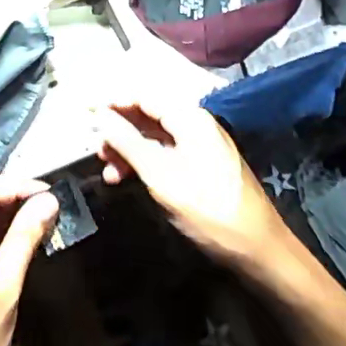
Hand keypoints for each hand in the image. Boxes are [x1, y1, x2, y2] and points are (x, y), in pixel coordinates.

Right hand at [94, 91, 285, 269]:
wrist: (259, 250)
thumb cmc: (208, 209)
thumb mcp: (161, 176)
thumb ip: (128, 143)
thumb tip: (101, 116)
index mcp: (190, 118)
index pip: (144, 95)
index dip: (113, 101)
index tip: (87, 110)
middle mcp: (196, 124)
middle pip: (149, 114)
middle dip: (119, 129)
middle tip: (96, 148)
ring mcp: (201, 145)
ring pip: (155, 136)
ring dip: (129, 149)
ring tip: (109, 171)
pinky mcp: (203, 165)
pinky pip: (166, 152)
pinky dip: (145, 162)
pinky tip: (128, 179)